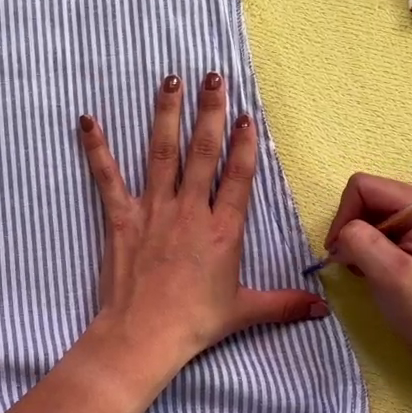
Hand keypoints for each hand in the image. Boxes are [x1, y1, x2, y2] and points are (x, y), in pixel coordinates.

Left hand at [78, 72, 327, 368]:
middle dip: (211, 111)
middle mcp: (190, 211)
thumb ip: (284, 303)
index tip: (247, 115)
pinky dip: (97, 148)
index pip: (238, 176)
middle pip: (203, 152)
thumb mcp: (244, 311)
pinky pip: (108, 177)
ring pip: (162, 153)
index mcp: (223, 230)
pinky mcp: (121, 218)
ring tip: (170, 81)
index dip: (244, 144)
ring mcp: (154, 211)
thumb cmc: (194, 324)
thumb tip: (323, 310)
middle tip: (213, 77)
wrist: (144, 335)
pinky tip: (89, 120)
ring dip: (166, 114)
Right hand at [323, 172, 411, 364]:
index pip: (365, 187)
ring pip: (370, 214)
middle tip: (353, 264)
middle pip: (368, 198)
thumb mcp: (390, 275)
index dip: (344, 216)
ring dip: (359, 241)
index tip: (339, 251)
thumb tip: (341, 233)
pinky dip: (368, 248)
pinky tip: (375, 270)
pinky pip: (380, 228)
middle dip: (352, 229)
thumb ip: (360, 241)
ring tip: (367, 270)